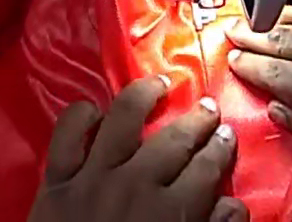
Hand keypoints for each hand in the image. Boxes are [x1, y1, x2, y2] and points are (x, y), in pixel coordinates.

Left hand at [29, 75, 246, 221]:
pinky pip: (68, 131)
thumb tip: (235, 206)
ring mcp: (92, 175)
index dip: (218, 151)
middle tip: (208, 105)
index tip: (227, 132)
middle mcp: (133, 184)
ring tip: (162, 82)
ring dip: (146, 95)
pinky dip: (82, 114)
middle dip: (195, 122)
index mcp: (166, 215)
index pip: (203, 172)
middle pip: (171, 142)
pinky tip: (96, 110)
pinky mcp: (57, 177)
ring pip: (123, 117)